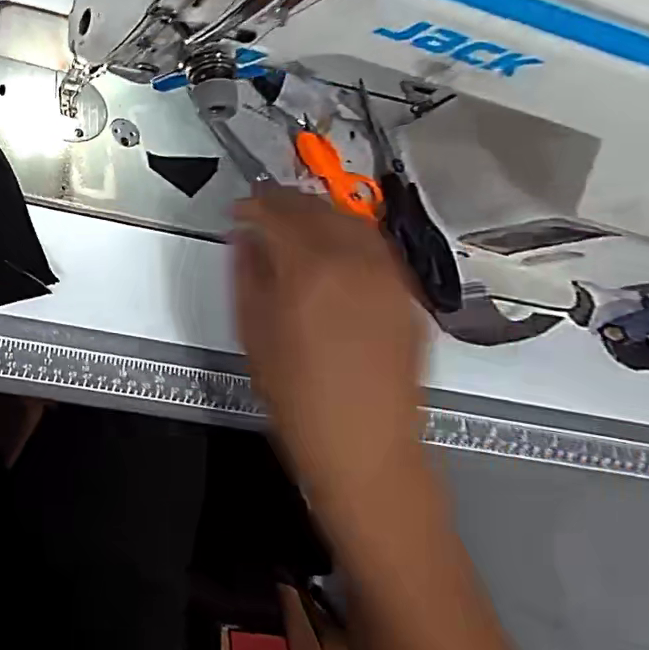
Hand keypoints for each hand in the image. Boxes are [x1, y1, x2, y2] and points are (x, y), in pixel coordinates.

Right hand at [231, 187, 429, 522]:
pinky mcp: (408, 295)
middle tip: (263, 208)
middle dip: (285, 202)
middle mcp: (355, 262)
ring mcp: (389, 277)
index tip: (240, 208)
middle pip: (317, 207)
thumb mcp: (252, 330)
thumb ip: (247, 273)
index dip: (254, 204)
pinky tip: (333, 249)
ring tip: (296, 222)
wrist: (365, 448)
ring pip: (351, 220)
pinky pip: (375, 247)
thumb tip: (246, 238)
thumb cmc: (296, 394)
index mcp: (310, 268)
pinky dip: (348, 234)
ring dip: (319, 212)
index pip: (278, 212)